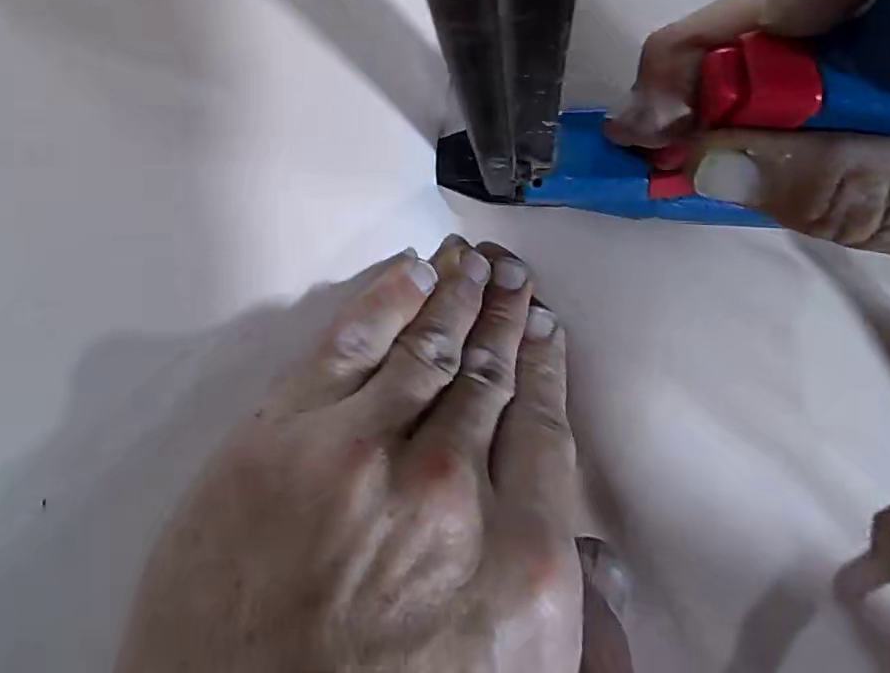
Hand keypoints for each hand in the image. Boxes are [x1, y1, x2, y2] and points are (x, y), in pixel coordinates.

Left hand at [115, 238, 582, 671]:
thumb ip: (577, 625)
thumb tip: (605, 560)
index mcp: (518, 561)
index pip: (542, 426)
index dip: (544, 365)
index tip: (546, 328)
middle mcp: (447, 493)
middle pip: (488, 376)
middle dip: (504, 317)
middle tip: (514, 275)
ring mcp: (360, 455)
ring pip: (428, 349)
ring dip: (456, 297)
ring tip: (473, 264)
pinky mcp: (284, 438)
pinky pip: (349, 344)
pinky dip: (385, 300)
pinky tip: (410, 274)